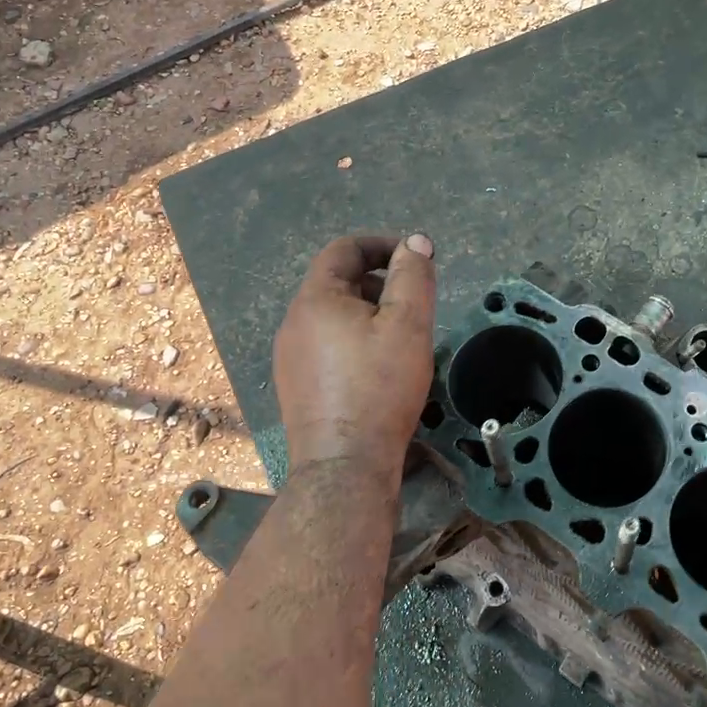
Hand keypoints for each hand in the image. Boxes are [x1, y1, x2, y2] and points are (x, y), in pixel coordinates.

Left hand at [273, 234, 437, 474]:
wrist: (345, 464)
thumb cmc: (380, 387)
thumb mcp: (408, 324)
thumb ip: (413, 276)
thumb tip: (415, 242)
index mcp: (316, 299)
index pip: (344, 249)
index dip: (383, 246)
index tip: (416, 261)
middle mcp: (294, 322)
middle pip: (338, 282)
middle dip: (380, 282)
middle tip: (415, 306)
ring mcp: (290, 356)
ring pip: (334, 316)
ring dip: (369, 313)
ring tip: (401, 340)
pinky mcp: (296, 385)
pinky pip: (327, 345)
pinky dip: (355, 341)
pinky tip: (378, 370)